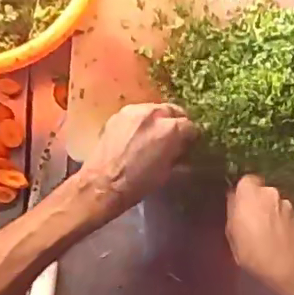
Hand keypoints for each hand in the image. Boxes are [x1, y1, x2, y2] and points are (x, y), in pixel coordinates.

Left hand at [77, 102, 195, 215]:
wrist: (102, 184)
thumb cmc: (138, 184)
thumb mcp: (166, 171)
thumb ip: (177, 152)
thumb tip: (181, 147)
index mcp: (171, 129)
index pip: (191, 126)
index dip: (190, 137)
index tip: (187, 145)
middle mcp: (154, 113)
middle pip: (173, 111)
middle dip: (175, 123)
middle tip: (172, 138)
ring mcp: (134, 111)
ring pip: (154, 110)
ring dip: (157, 120)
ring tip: (152, 136)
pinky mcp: (117, 115)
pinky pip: (136, 114)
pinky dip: (140, 123)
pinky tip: (135, 136)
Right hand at [227, 175, 293, 292]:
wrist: (287, 266)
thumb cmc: (251, 250)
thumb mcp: (231, 232)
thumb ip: (232, 210)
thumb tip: (234, 198)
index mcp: (250, 193)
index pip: (246, 180)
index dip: (242, 192)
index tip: (238, 205)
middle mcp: (271, 193)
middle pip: (262, 191)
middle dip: (257, 202)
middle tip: (251, 220)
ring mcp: (287, 205)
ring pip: (275, 203)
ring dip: (270, 212)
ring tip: (266, 232)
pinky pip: (285, 215)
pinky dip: (281, 222)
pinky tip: (278, 238)